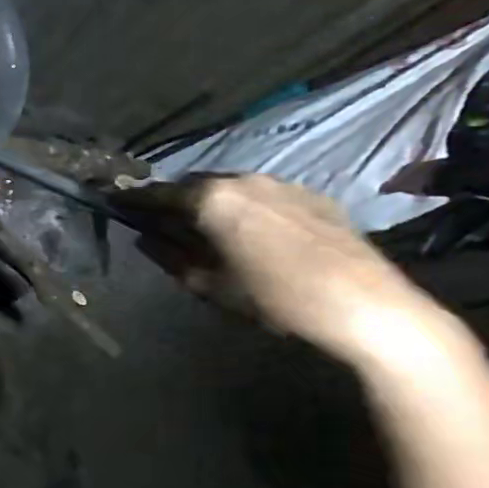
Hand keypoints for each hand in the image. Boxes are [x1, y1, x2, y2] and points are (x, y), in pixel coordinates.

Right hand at [126, 175, 459, 365]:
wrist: (371, 308)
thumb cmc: (278, 298)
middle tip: (165, 223)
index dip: (134, 201)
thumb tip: (146, 239)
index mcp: (211, 198)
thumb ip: (171, 257)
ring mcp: (281, 183)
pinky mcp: (314, 195)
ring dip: (213, 202)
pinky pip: (264, 194)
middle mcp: (242, 179)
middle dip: (176, 201)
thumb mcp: (211, 285)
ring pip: (231, 187)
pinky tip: (254, 233)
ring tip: (209, 228)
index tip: (117, 205)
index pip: (157, 193)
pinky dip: (247, 207)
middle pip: (194, 184)